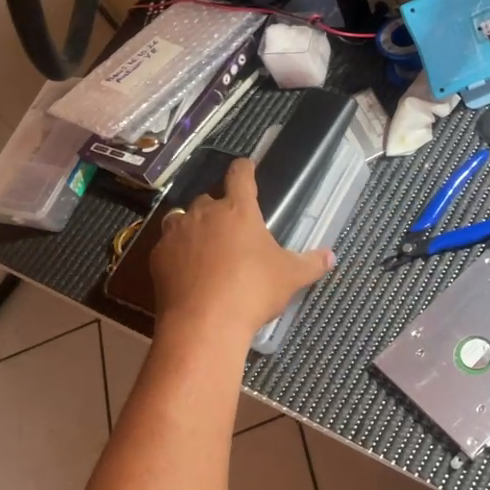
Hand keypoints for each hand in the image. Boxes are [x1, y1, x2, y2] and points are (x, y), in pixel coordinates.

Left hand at [149, 158, 334, 342]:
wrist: (204, 323)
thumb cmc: (252, 291)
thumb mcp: (290, 277)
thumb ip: (311, 264)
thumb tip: (331, 256)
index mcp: (238, 210)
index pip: (240, 175)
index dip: (244, 168)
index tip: (246, 167)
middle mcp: (204, 213)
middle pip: (209, 199)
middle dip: (219, 209)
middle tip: (231, 230)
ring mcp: (177, 233)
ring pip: (182, 219)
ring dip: (193, 227)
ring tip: (204, 248)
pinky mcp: (158, 257)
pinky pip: (168, 246)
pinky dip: (177, 254)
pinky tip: (187, 272)